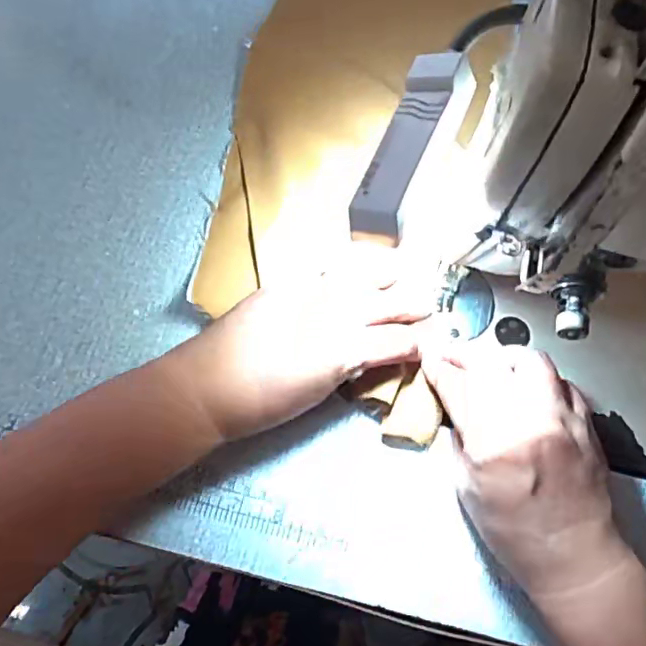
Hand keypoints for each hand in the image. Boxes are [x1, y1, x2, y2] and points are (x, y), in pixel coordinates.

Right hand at [157, 250, 435, 442]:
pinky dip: (413, 346)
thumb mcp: (261, 317)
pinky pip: (393, 344)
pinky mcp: (342, 355)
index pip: (349, 260)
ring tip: (436, 313)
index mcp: (297, 280)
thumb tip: (312, 318)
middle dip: (407, 277)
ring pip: (395, 304)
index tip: (397, 264)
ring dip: (419, 308)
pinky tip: (425, 349)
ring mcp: (333, 320)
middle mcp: (319, 291)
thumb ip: (292, 311)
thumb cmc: (224, 358)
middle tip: (428, 282)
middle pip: (378, 273)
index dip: (379, 263)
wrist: (209, 385)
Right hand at [422, 338, 633, 611]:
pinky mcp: (586, 423)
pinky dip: (538, 379)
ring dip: (504, 360)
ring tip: (492, 370)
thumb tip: (453, 406)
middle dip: (467, 356)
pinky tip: (528, 392)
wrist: (575, 555)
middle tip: (455, 360)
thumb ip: (460, 440)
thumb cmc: (513, 532)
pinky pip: (560, 381)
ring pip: (530, 362)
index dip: (439, 367)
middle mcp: (531, 423)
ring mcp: (563, 420)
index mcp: (494, 444)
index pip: (459, 386)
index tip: (430, 359)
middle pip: (493, 363)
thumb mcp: (466, 487)